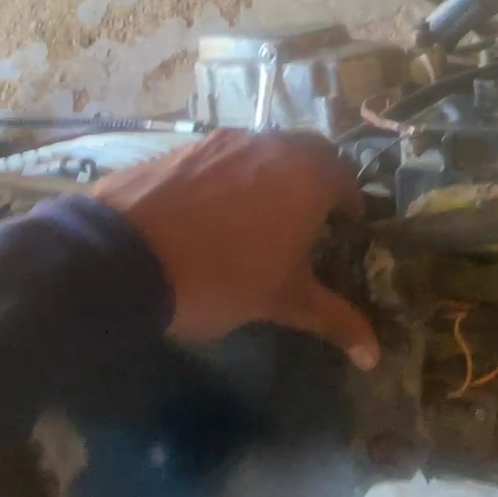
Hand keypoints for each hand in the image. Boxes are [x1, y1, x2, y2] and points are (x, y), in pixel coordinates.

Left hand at [95, 129, 378, 368]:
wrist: (121, 256)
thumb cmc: (220, 277)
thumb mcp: (282, 301)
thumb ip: (333, 319)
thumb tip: (376, 356)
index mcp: (311, 179)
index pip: (348, 178)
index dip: (351, 204)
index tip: (346, 227)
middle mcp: (276, 146)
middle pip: (314, 151)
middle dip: (320, 177)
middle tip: (310, 215)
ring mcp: (229, 140)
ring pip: (270, 147)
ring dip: (278, 171)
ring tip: (263, 212)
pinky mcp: (188, 145)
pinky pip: (229, 152)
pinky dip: (236, 172)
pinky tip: (215, 208)